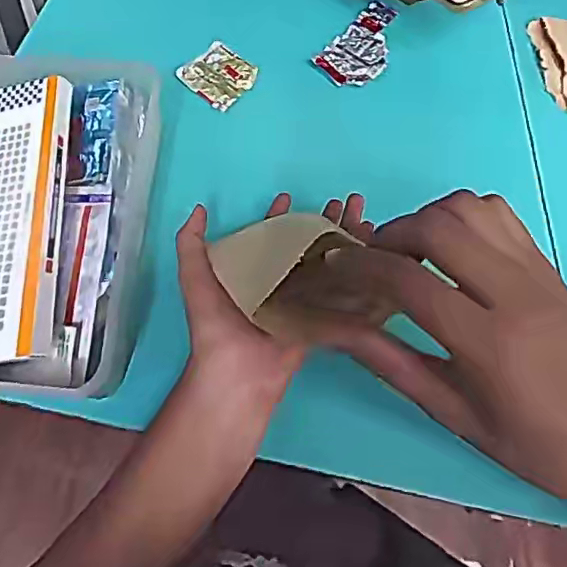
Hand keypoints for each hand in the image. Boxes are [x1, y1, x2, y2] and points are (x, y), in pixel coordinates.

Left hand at [176, 193, 386, 393]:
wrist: (235, 371)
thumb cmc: (214, 324)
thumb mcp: (195, 278)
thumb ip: (191, 243)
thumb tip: (199, 209)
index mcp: (252, 270)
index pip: (270, 235)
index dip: (279, 215)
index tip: (288, 196)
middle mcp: (279, 282)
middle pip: (307, 243)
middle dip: (327, 221)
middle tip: (347, 202)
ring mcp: (303, 300)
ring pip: (330, 262)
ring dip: (348, 239)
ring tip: (366, 218)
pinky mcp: (321, 318)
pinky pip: (343, 290)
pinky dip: (360, 271)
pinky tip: (375, 252)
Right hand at [319, 191, 566, 491]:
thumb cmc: (538, 445)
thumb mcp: (457, 416)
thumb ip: (394, 364)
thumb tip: (340, 328)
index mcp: (490, 344)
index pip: (410, 281)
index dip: (361, 266)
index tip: (335, 265)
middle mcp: (516, 295)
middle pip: (438, 226)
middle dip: (390, 232)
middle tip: (373, 258)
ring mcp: (537, 273)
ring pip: (469, 207)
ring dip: (426, 218)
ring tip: (411, 251)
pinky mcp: (548, 263)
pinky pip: (498, 213)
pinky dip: (461, 215)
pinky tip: (451, 247)